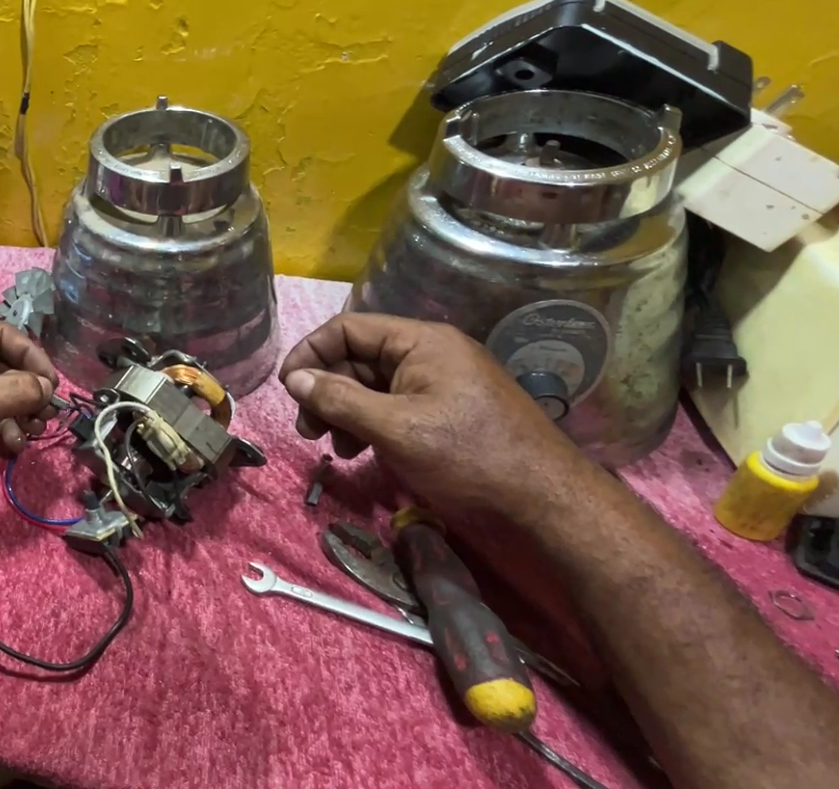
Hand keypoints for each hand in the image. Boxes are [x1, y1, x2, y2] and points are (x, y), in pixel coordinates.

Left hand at [0, 322, 58, 509]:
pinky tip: (14, 445)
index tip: (51, 382)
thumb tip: (48, 388)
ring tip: (35, 429)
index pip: (3, 335)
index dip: (31, 355)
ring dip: (23, 411)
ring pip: (3, 393)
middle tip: (48, 411)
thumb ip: (19, 389)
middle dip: (29, 388)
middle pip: (6, 365)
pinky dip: (8, 428)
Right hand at [278, 313, 593, 520]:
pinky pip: (394, 406)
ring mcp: (441, 385)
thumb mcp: (395, 428)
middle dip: (326, 390)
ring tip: (335, 447)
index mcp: (423, 342)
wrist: (551, 509)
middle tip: (307, 429)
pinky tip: (362, 452)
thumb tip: (294, 379)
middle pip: (357, 358)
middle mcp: (431, 355)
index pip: (347, 329)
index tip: (288, 388)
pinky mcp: (448, 413)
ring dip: (344, 412)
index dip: (310, 353)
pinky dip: (369, 425)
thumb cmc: (470, 459)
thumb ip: (339, 400)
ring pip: (372, 386)